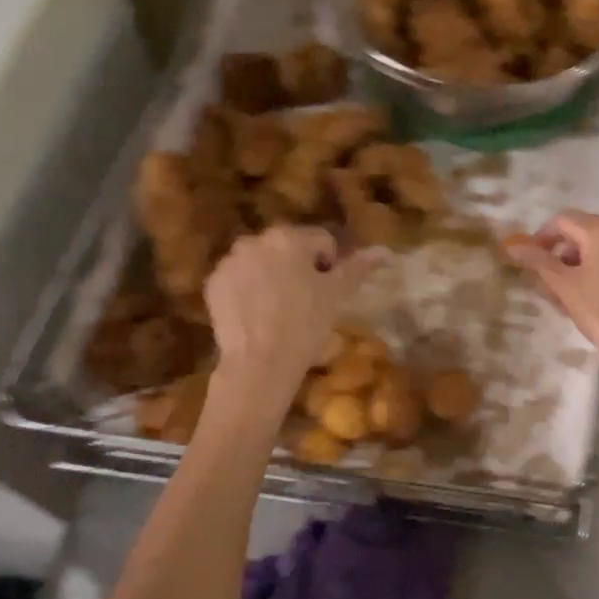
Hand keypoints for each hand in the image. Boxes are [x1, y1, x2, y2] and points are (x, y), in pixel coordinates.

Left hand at [204, 226, 375, 398]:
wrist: (259, 362)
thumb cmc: (305, 325)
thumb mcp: (337, 296)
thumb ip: (359, 268)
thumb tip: (385, 250)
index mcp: (288, 237)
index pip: (322, 241)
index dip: (329, 267)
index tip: (326, 295)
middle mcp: (254, 240)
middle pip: (287, 248)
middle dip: (298, 269)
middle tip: (305, 303)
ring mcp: (229, 261)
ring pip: (261, 263)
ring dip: (272, 277)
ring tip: (279, 312)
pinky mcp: (213, 283)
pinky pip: (238, 280)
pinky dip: (248, 291)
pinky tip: (257, 316)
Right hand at [507, 211, 598, 372]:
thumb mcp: (565, 287)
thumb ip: (539, 262)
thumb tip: (514, 247)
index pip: (563, 221)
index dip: (541, 237)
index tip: (529, 259)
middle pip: (584, 230)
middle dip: (562, 252)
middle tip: (549, 281)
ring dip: (581, 261)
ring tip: (570, 292)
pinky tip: (595, 292)